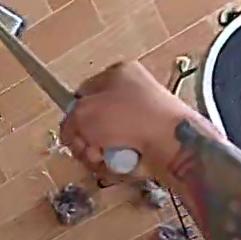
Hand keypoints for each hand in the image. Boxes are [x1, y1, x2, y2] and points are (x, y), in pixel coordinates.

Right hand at [62, 61, 210, 180]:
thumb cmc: (127, 119)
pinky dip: (120, 163)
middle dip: (87, 142)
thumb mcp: (83, 116)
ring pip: (108, 143)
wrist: (171, 143)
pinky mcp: (152, 142)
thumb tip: (69, 136)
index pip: (83, 94)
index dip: (74, 116)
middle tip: (90, 151)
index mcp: (117, 74)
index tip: (72, 134)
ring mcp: (143, 119)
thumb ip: (69, 124)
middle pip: (94, 123)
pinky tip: (123, 165)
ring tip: (107, 160)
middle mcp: (132, 94)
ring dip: (101, 156)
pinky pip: (125, 155)